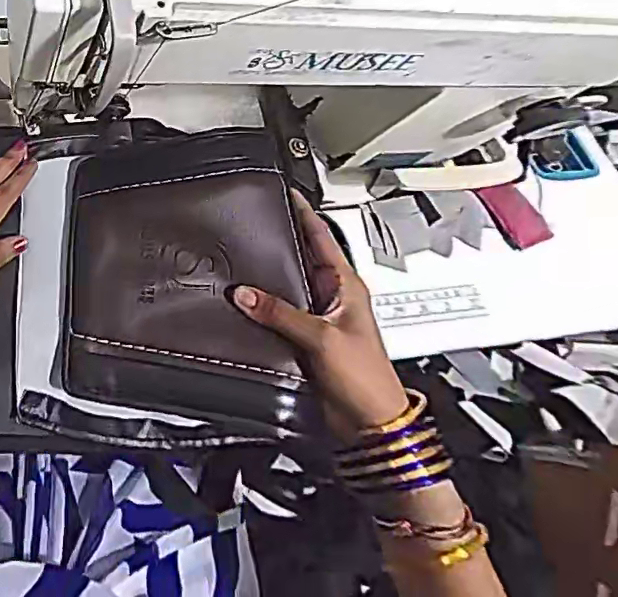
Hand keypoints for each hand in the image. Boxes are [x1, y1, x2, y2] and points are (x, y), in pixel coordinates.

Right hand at [231, 190, 409, 433]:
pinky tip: (249, 303)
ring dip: (270, 278)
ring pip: (290, 287)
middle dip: (280, 241)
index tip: (287, 192)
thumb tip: (244, 293)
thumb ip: (280, 313)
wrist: (372, 426)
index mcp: (347, 285)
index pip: (322, 236)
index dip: (304, 212)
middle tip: (256, 221)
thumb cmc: (368, 380)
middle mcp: (334, 297)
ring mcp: (320, 318)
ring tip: (246, 258)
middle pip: (302, 258)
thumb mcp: (322, 337)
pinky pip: (282, 314)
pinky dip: (266, 307)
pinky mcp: (308, 340)